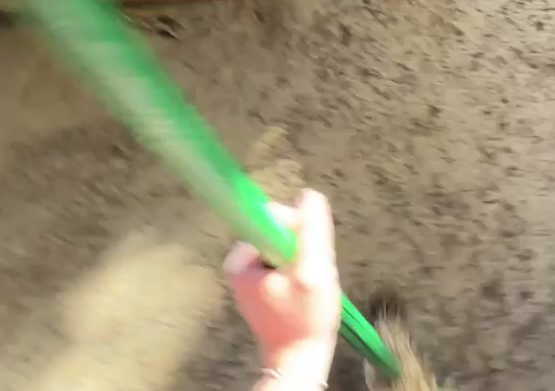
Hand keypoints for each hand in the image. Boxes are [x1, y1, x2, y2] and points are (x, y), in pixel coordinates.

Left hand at [225, 190, 341, 389]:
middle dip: (304, 245)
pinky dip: (302, 267)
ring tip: (309, 284)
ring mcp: (252, 270)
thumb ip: (311, 228)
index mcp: (241, 259)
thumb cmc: (305, 320)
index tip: (306, 255)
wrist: (299, 361)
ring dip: (306, 257)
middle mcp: (241, 261)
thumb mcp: (313, 270)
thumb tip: (307, 194)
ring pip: (289, 242)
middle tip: (311, 274)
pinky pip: (288, 255)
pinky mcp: (263, 279)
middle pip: (283, 227)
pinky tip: (306, 289)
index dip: (298, 229)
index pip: (275, 216)